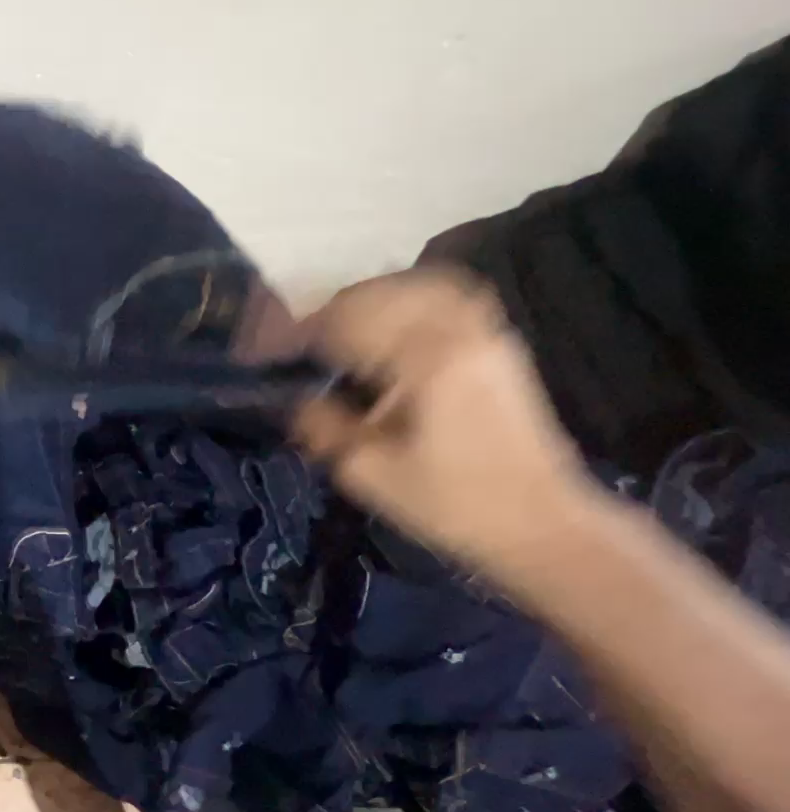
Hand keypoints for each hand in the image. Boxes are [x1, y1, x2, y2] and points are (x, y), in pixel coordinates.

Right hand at [293, 267, 600, 568]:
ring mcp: (485, 336)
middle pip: (382, 294)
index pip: (347, 323)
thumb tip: (293, 398)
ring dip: (370, 300)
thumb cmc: (450, 502)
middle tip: (297, 340)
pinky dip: (409, 301)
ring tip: (337, 327)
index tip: (270, 352)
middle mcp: (460, 335)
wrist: (541, 523)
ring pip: (417, 288)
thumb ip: (323, 426)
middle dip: (331, 311)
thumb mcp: (367, 472)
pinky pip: (447, 300)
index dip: (301, 333)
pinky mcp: (497, 347)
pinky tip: (388, 324)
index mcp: (426, 362)